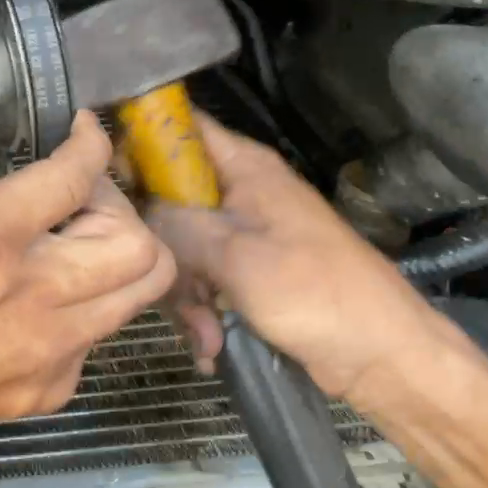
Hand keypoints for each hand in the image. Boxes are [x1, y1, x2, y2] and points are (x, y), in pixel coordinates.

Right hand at [152, 116, 446, 403]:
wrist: (386, 362)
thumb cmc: (318, 294)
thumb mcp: (235, 255)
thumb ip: (174, 225)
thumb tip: (134, 214)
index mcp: (243, 167)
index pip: (177, 125)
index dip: (135, 135)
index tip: (102, 169)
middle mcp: (237, 191)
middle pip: (165, 192)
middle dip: (157, 242)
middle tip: (159, 278)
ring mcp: (239, 232)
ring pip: (176, 241)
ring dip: (180, 288)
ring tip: (202, 332)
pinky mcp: (242, 271)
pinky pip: (198, 275)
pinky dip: (198, 308)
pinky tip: (209, 342)